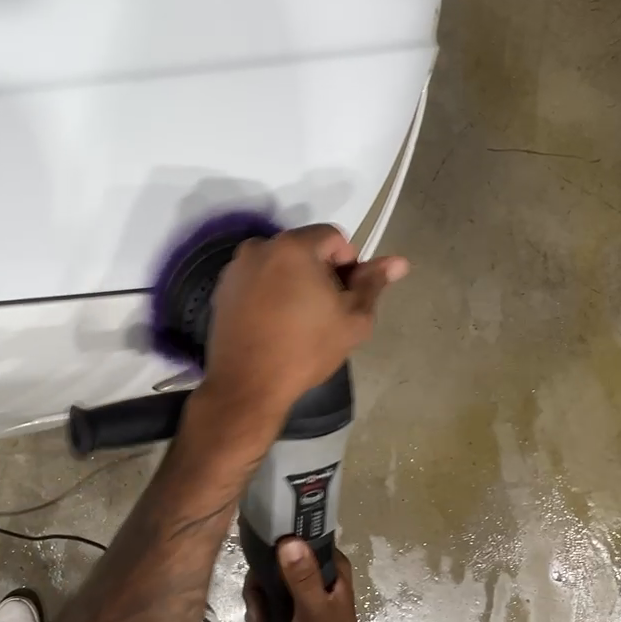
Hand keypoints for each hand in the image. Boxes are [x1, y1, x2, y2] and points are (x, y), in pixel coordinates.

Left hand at [202, 225, 407, 420]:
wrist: (248, 385)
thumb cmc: (306, 349)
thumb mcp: (352, 318)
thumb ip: (373, 283)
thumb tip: (399, 261)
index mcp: (292, 247)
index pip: (333, 237)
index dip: (348, 263)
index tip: (346, 296)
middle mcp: (258, 248)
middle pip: (303, 248)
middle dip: (320, 271)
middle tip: (326, 310)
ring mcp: (235, 269)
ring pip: (278, 264)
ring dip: (294, 281)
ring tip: (300, 320)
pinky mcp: (221, 290)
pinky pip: (257, 280)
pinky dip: (269, 292)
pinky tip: (275, 324)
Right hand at [244, 539, 376, 621]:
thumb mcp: (315, 613)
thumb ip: (303, 578)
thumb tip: (288, 540)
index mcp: (331, 566)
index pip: (297, 537)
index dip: (272, 545)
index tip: (254, 564)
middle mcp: (318, 571)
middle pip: (274, 561)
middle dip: (260, 589)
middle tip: (257, 614)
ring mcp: (304, 590)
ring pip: (268, 583)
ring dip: (259, 607)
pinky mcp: (294, 607)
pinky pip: (268, 600)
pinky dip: (263, 616)